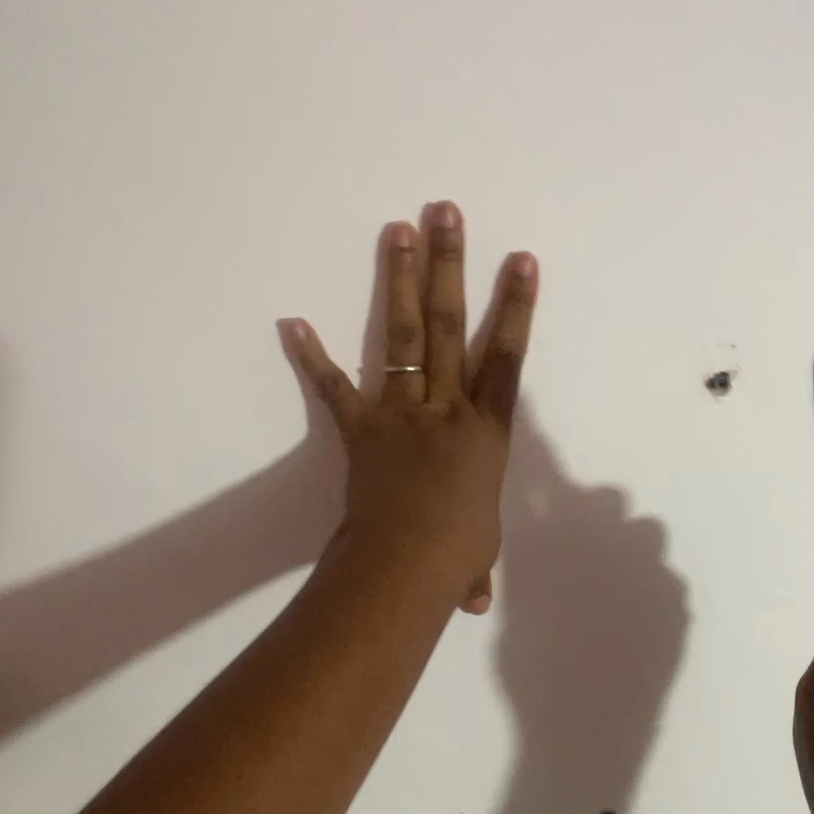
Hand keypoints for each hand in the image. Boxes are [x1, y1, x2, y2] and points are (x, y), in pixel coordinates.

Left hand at [282, 202, 538, 613]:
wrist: (403, 565)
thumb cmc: (453, 557)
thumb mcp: (475, 554)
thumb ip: (473, 565)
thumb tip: (472, 601)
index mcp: (485, 430)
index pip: (506, 358)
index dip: (515, 307)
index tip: (521, 259)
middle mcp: (446, 408)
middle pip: (448, 325)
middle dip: (449, 265)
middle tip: (445, 212)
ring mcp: (400, 413)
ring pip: (400, 336)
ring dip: (397, 280)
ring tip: (398, 229)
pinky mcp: (359, 429)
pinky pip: (334, 388)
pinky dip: (312, 357)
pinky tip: (291, 321)